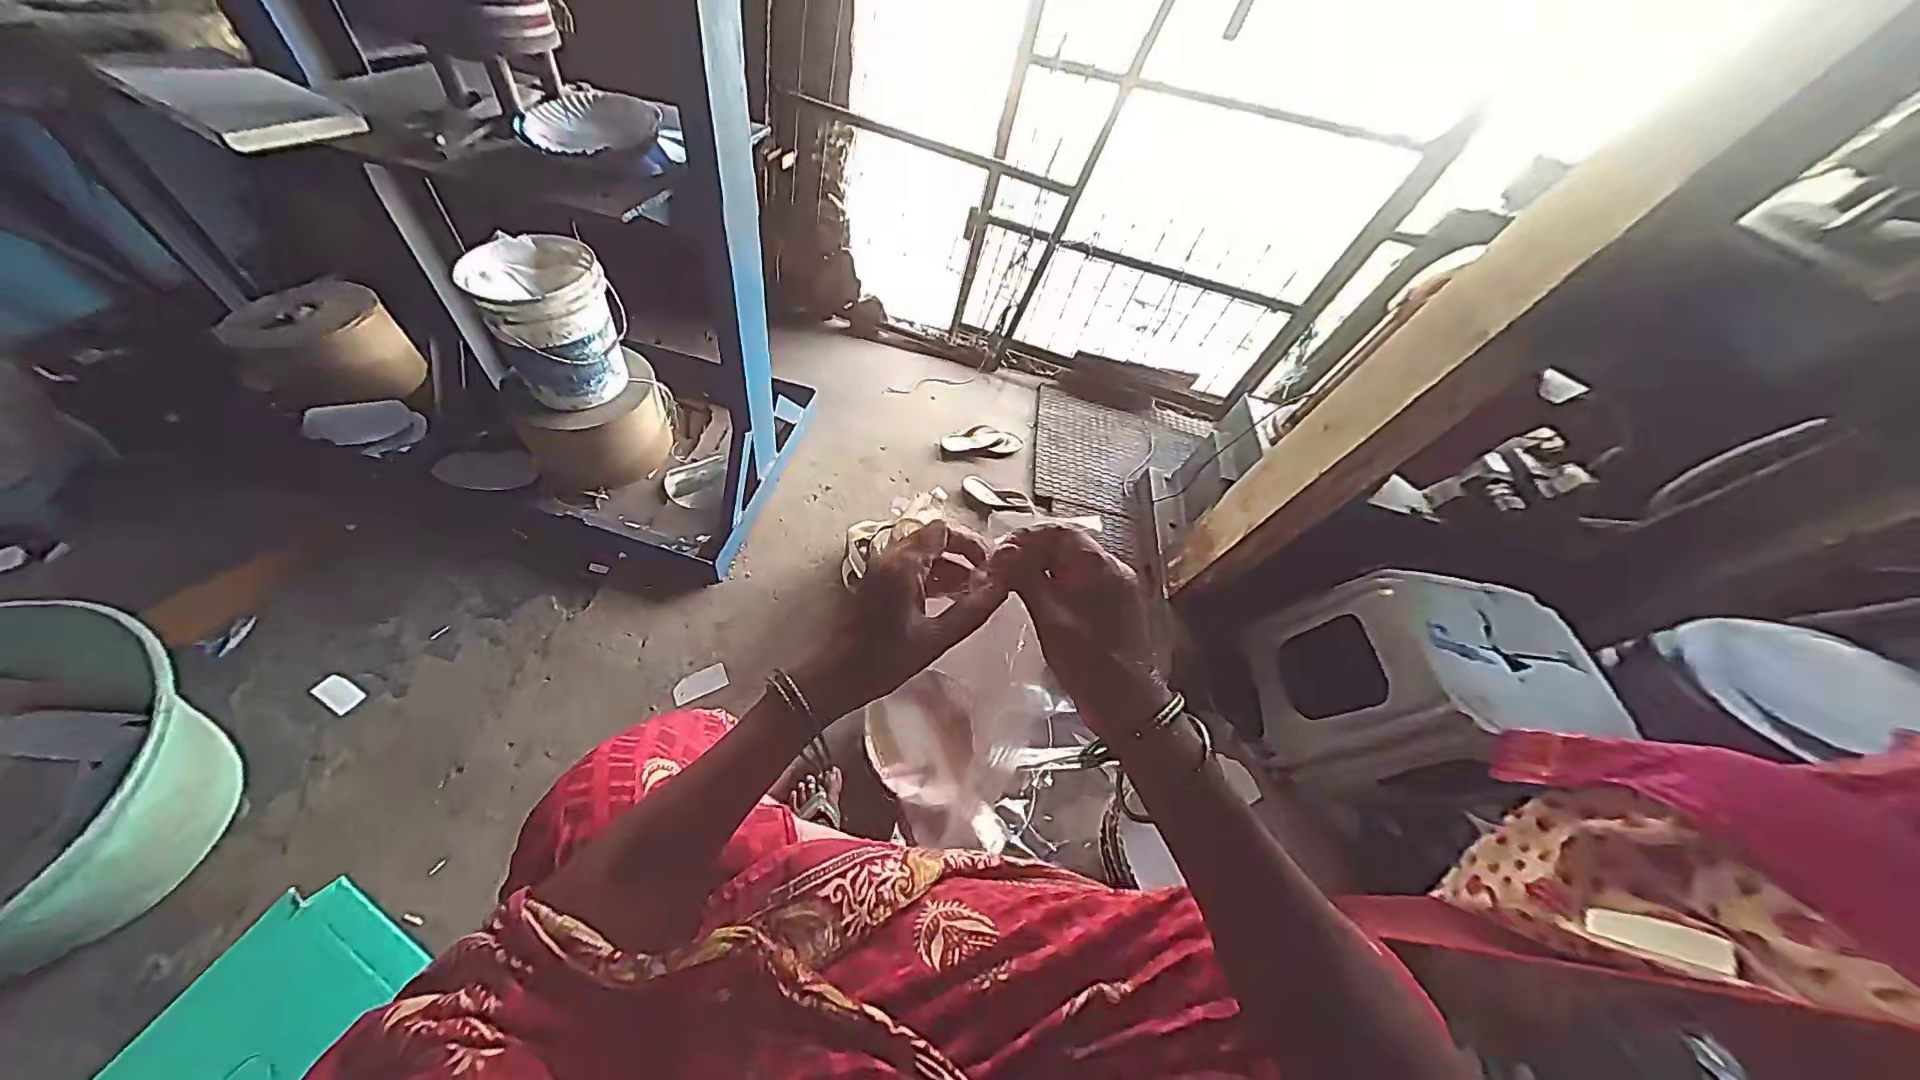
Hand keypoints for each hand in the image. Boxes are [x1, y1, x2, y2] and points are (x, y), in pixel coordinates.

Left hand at [793, 519, 1008, 720]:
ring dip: (950, 568)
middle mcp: (890, 559)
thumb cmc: (884, 659)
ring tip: (974, 594)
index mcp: (903, 564)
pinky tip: (951, 601)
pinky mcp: (879, 586)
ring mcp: (882, 571)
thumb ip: (973, 609)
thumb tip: (1003, 586)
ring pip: (924, 556)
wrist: (838, 676)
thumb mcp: (936, 637)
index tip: (991, 566)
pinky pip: (912, 571)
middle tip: (987, 579)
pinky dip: (934, 579)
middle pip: (934, 540)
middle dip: (964, 556)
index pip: (943, 531)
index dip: (971, 544)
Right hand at [997, 523, 1171, 738]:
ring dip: (1045, 567)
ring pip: (1076, 564)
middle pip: (1069, 545)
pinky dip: (1060, 583)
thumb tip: (1003, 553)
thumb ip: (1026, 579)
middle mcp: (1114, 570)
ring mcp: (1119, 588)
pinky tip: (1042, 598)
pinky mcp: (1118, 606)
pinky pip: (1085, 582)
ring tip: (1017, 581)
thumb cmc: (1089, 663)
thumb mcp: (1049, 618)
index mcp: (1100, 567)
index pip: (1060, 532)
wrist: (1129, 704)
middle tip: (1005, 566)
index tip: (1002, 550)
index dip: (1027, 536)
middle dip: (1034, 550)